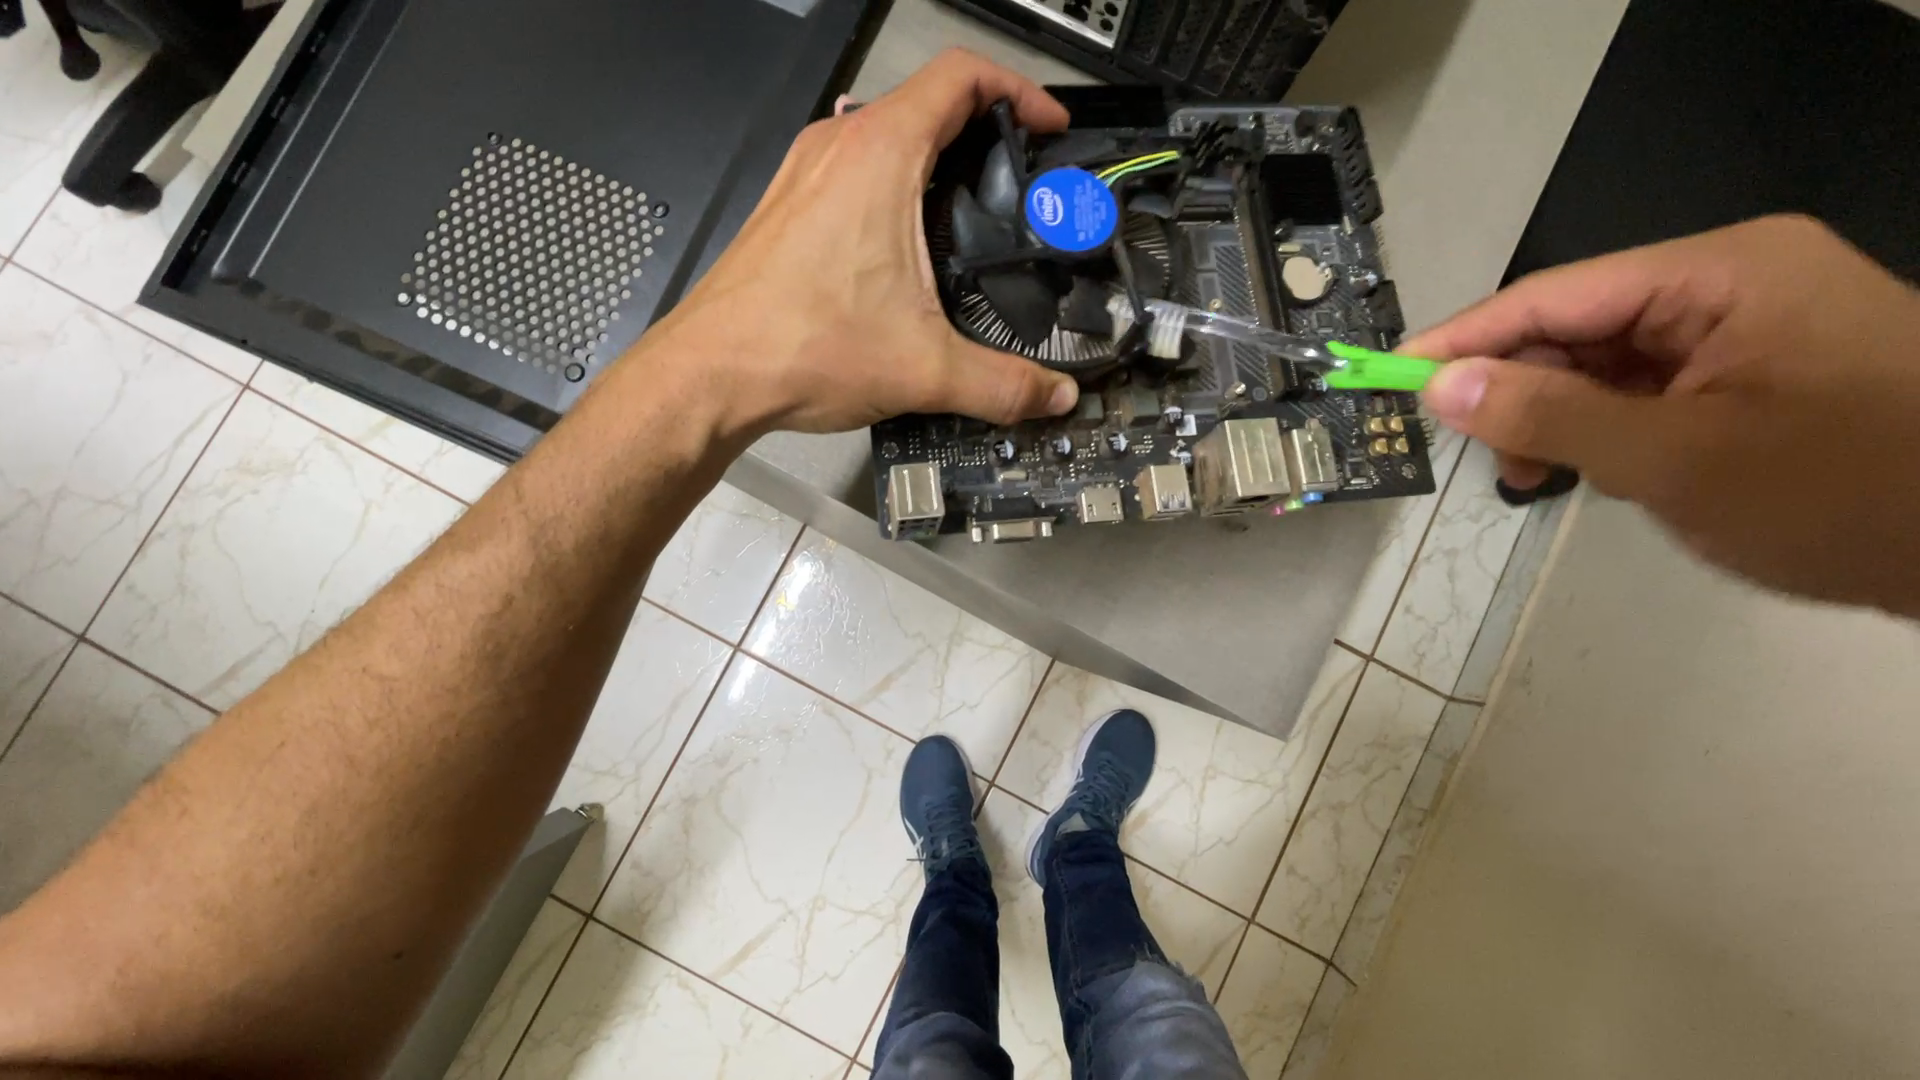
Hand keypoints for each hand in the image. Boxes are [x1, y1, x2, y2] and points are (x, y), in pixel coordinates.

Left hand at [637, 49, 1079, 435]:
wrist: (710, 374)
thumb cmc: (793, 346)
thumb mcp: (923, 368)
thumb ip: (1002, 383)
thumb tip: (1052, 394)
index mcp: (877, 157)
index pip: (961, 76)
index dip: (1017, 91)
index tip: (1046, 128)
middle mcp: (835, 151)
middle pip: (926, 103)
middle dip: (983, 131)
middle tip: (1018, 178)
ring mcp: (805, 179)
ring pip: (885, 137)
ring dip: (934, 159)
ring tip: (969, 212)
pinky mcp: (789, 212)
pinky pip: (852, 174)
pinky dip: (893, 189)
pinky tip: (906, 250)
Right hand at [1408, 214, 1919, 614]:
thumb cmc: (1843, 495)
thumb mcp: (1673, 458)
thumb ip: (1546, 414)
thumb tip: (1438, 385)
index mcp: (1720, 274)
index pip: (1551, 296)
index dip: (1462, 339)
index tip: (1389, 377)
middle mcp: (1728, 284)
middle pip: (1572, 328)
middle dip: (1514, 390)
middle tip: (1472, 452)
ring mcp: (1742, 329)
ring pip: (1598, 364)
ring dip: (1551, 418)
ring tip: (1530, 479)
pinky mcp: (1749, 373)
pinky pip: (1639, 390)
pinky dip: (1596, 431)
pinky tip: (1581, 472)